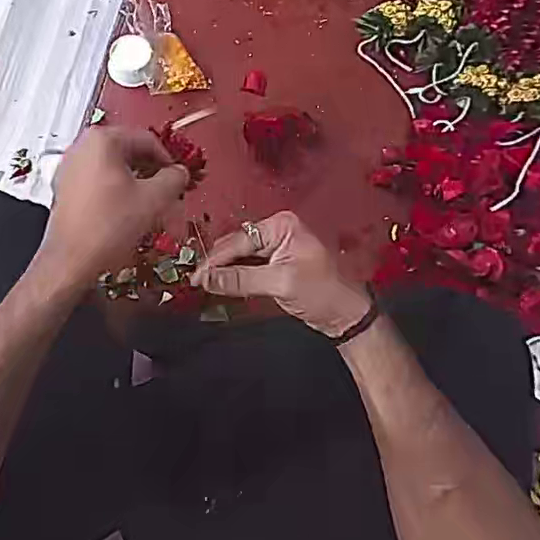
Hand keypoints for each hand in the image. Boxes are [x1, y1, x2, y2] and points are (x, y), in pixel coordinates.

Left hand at [33, 127, 189, 290]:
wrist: (71, 261)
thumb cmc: (108, 226)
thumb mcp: (153, 200)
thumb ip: (173, 179)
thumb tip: (180, 173)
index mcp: (102, 141)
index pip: (147, 140)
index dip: (168, 160)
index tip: (178, 177)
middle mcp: (82, 146)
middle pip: (129, 150)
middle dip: (151, 169)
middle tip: (167, 189)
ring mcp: (70, 166)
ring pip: (113, 165)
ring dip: (136, 180)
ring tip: (150, 201)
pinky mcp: (64, 186)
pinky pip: (98, 178)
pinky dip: (116, 188)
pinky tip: (127, 209)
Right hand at [193, 211, 372, 336]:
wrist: (345, 314)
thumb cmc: (320, 292)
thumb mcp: (280, 283)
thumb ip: (241, 279)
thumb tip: (206, 279)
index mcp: (281, 225)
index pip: (240, 240)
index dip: (215, 259)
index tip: (195, 276)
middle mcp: (276, 230)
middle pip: (237, 245)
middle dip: (217, 263)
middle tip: (194, 281)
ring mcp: (276, 246)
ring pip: (240, 256)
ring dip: (223, 270)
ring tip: (202, 284)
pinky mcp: (275, 263)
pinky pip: (248, 266)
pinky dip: (234, 276)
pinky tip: (219, 284)